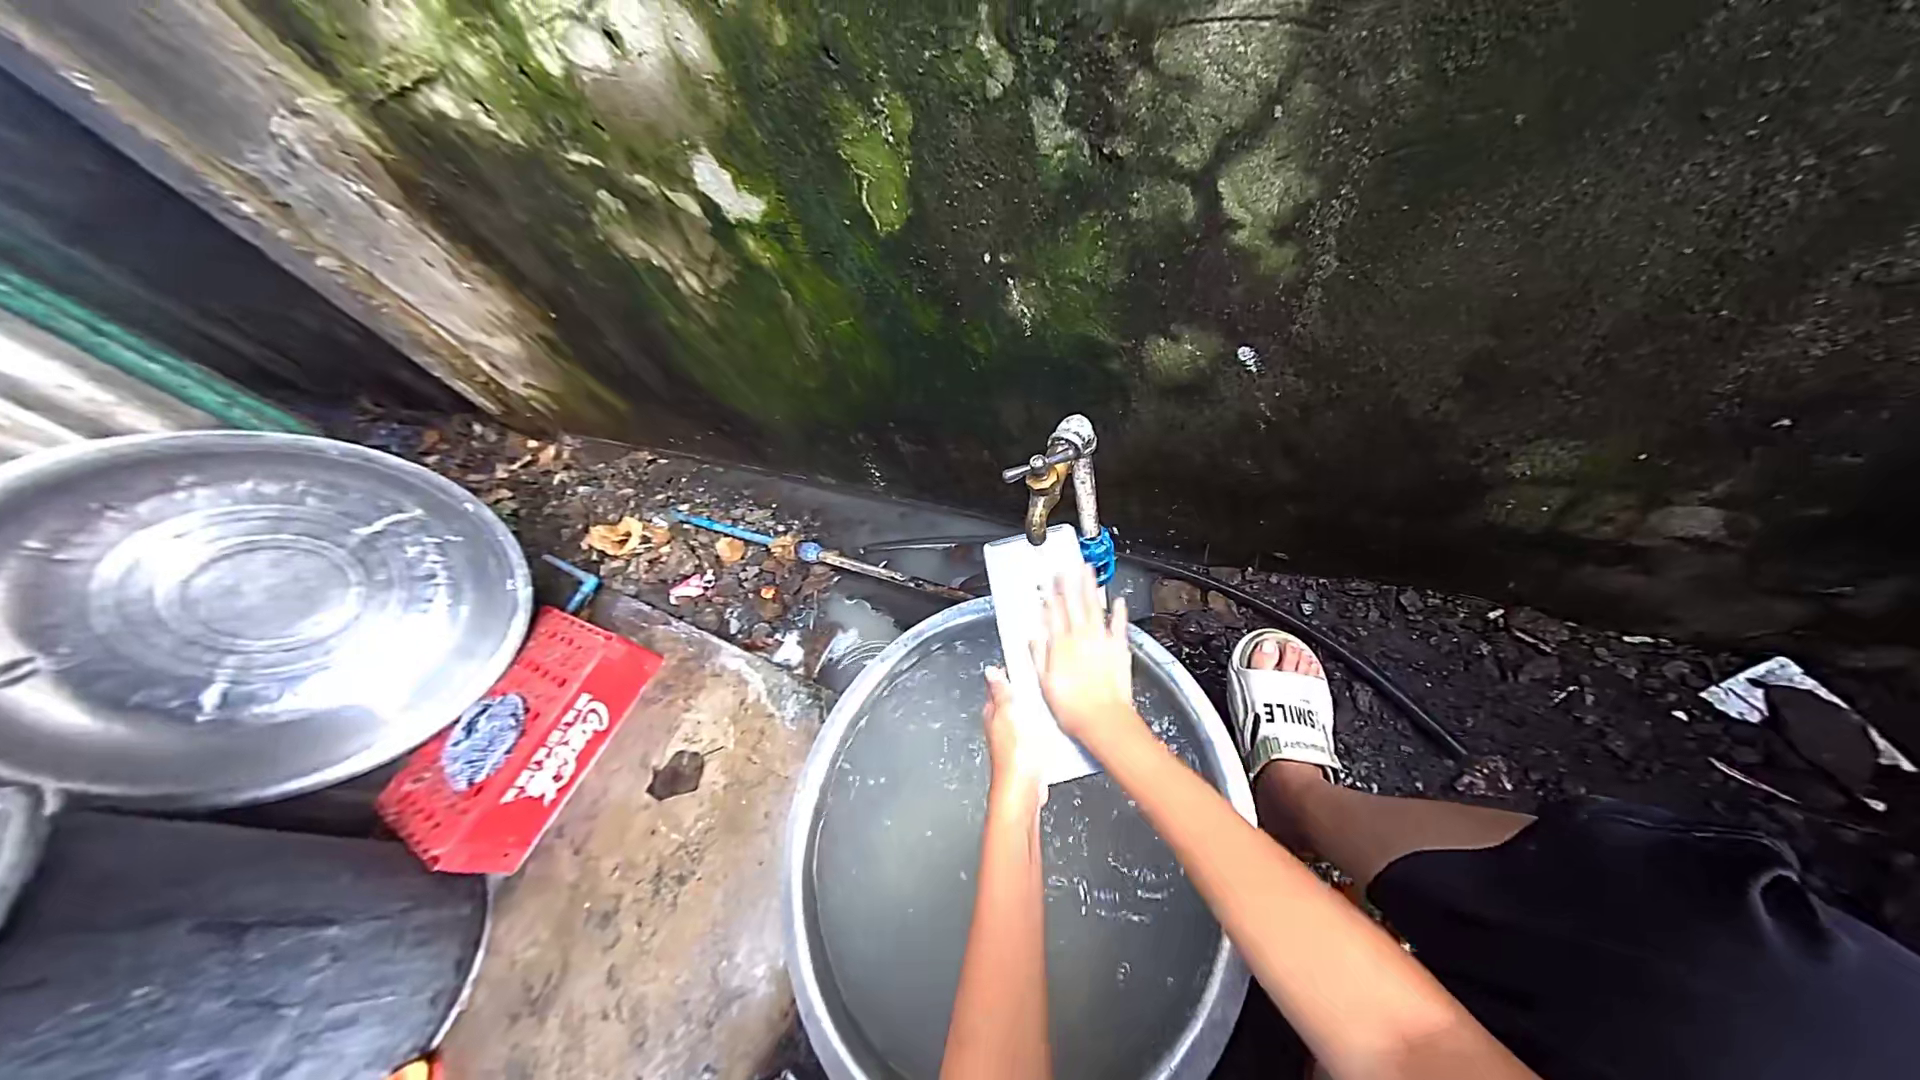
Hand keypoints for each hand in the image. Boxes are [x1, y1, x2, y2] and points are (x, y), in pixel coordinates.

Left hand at [982, 666, 1042, 806]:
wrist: (1024, 788)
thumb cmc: (1012, 754)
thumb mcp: (1008, 713)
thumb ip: (1000, 691)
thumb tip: (991, 671)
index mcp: (993, 713)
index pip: (998, 686)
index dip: (1009, 673)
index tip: (1023, 663)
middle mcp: (1001, 726)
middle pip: (1013, 701)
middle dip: (1026, 691)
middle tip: (1040, 680)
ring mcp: (1015, 739)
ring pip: (1026, 717)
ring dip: (1037, 710)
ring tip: (1050, 701)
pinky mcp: (1028, 751)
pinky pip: (1038, 733)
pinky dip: (1045, 728)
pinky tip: (1054, 727)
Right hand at [1032, 561, 1134, 747]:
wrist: (1104, 721)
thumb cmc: (1073, 708)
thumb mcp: (1045, 683)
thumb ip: (1039, 657)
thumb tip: (1033, 638)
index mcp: (1061, 646)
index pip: (1053, 614)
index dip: (1050, 596)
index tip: (1048, 582)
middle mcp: (1082, 639)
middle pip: (1074, 604)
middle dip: (1069, 584)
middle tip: (1067, 567)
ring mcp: (1102, 642)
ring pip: (1094, 608)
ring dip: (1091, 588)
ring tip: (1088, 572)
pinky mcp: (1119, 650)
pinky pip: (1119, 626)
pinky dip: (1118, 612)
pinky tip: (1118, 600)